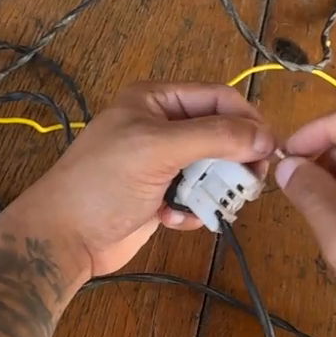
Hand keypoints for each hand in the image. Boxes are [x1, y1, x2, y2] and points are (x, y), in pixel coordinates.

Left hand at [4, 83, 273, 278]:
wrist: (65, 237)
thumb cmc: (105, 183)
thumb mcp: (159, 149)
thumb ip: (216, 137)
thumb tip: (267, 137)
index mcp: (155, 100)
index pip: (218, 99)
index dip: (248, 122)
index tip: (270, 151)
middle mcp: (160, 126)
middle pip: (220, 135)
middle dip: (234, 161)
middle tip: (250, 185)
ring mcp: (160, 163)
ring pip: (211, 170)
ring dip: (214, 190)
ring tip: (211, 206)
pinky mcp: (159, 196)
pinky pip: (195, 197)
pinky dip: (193, 210)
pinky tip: (174, 220)